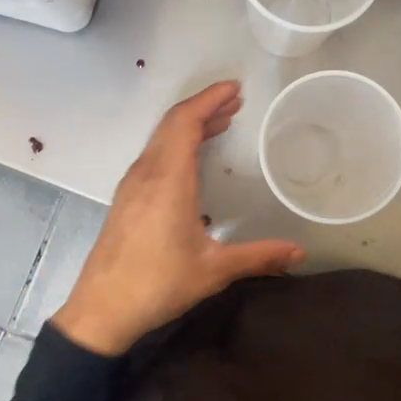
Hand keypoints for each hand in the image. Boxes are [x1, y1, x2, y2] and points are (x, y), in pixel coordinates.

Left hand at [51, 82, 303, 356]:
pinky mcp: (126, 200)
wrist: (101, 311)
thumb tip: (299, 251)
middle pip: (172, 125)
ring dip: (189, 125)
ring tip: (220, 123)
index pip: (185, 123)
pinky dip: (176, 144)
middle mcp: (146, 174)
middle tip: (235, 102)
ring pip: (160, 139)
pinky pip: (153, 156)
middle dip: (203, 108)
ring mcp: (132, 186)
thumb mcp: (214, 270)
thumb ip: (258, 256)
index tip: (234, 89)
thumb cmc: (157, 285)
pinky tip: (192, 159)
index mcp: (168, 181)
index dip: (209, 100)